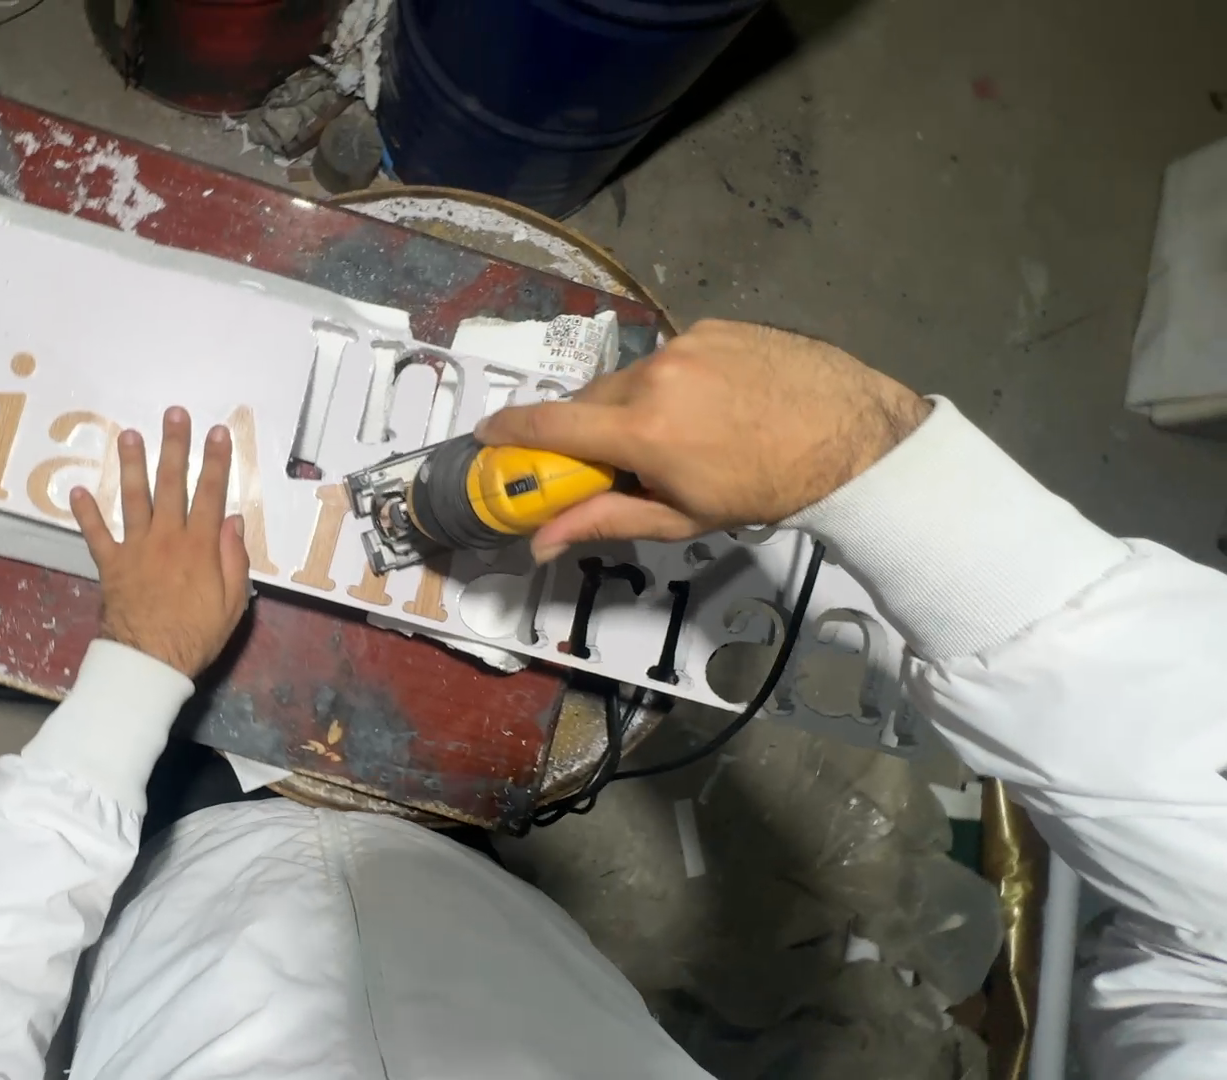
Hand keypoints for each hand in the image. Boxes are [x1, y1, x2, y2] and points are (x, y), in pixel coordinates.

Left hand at [70, 407, 251, 677]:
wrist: (149, 662)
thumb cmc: (196, 634)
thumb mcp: (233, 602)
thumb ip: (234, 559)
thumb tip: (233, 520)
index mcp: (200, 546)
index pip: (210, 494)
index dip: (215, 461)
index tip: (217, 432)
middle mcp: (167, 537)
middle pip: (172, 484)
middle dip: (174, 446)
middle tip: (174, 414)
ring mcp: (135, 548)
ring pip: (133, 498)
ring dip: (130, 465)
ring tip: (128, 435)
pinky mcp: (111, 564)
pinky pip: (96, 535)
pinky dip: (87, 514)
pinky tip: (78, 491)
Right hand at [475, 319, 931, 559]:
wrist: (858, 440)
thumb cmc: (762, 491)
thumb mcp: (678, 517)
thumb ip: (600, 521)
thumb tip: (537, 544)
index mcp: (642, 430)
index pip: (550, 424)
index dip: (507, 428)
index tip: (484, 433)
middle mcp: (654, 375)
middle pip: (587, 400)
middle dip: (584, 427)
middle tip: (608, 453)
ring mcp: (686, 343)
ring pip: (626, 377)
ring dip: (628, 402)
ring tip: (671, 427)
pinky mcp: (713, 325)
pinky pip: (667, 355)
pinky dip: (667, 379)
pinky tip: (702, 399)